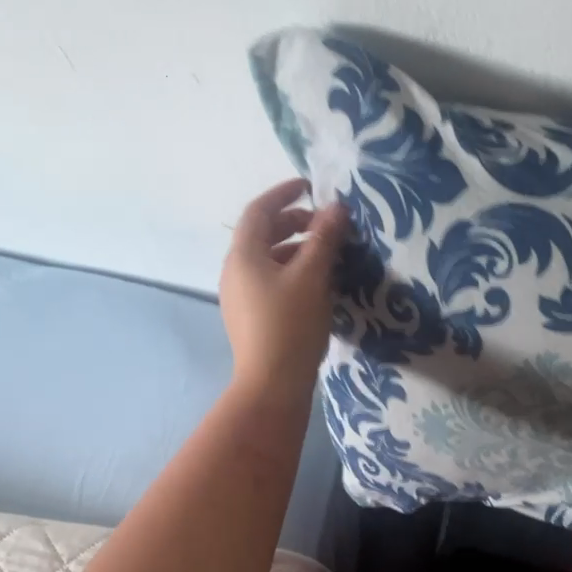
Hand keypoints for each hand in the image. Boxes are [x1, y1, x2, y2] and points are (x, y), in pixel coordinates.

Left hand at [219, 179, 347, 401]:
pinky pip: (270, 282)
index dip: (284, 194)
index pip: (259, 210)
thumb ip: (324, 238)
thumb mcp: (312, 276)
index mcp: (243, 255)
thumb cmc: (290, 325)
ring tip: (327, 255)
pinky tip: (316, 286)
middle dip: (293, 223)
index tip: (310, 187)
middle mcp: (235, 272)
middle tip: (325, 225)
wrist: (272, 384)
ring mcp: (240, 297)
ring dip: (296, 250)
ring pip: (267, 260)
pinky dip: (291, 272)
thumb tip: (336, 208)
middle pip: (262, 235)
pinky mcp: (250, 319)